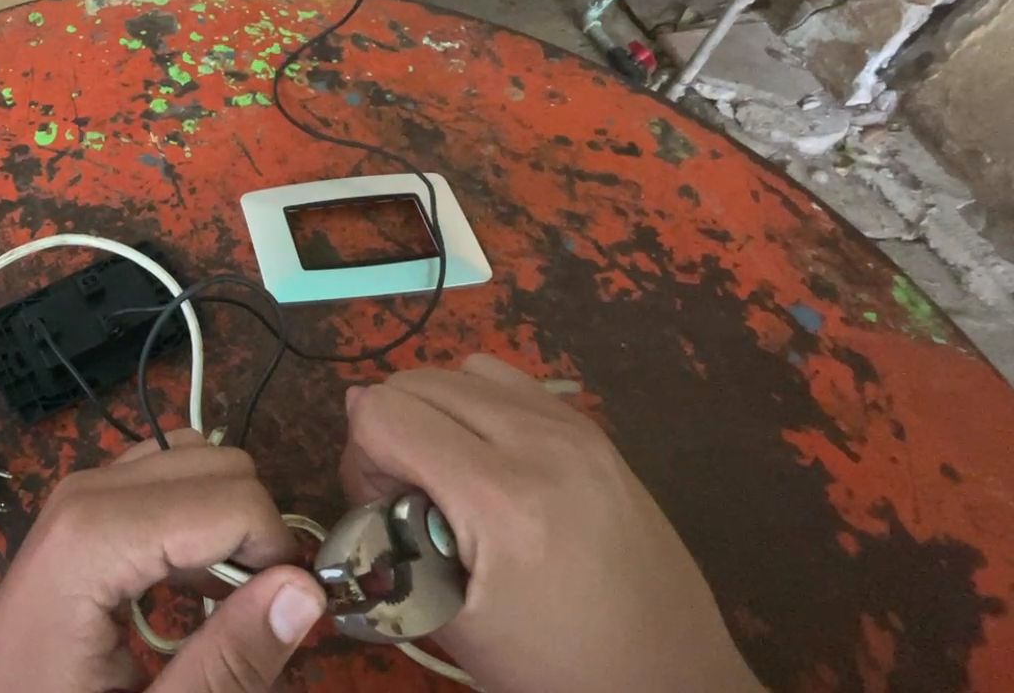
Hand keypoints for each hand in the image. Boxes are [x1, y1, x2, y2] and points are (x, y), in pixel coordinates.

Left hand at [0, 431, 327, 692]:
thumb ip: (228, 660)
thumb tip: (306, 590)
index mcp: (96, 535)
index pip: (229, 498)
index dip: (276, 553)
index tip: (286, 617)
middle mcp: (87, 489)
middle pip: (216, 465)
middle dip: (254, 530)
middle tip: (256, 612)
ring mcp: (82, 487)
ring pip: (194, 457)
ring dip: (228, 518)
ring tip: (224, 598)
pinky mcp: (84, 500)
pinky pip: (164, 472)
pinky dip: (196, 512)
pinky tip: (192, 578)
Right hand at [341, 355, 760, 692]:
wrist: (675, 686)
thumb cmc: (554, 667)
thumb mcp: (448, 615)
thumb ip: (385, 520)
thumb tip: (357, 413)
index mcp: (500, 497)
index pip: (383, 412)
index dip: (365, 456)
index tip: (384, 505)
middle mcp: (539, 442)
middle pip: (412, 382)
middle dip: (390, 429)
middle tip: (409, 493)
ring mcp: (573, 427)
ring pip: (453, 370)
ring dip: (430, 409)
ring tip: (448, 468)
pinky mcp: (592, 428)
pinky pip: (502, 377)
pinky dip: (473, 400)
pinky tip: (487, 454)